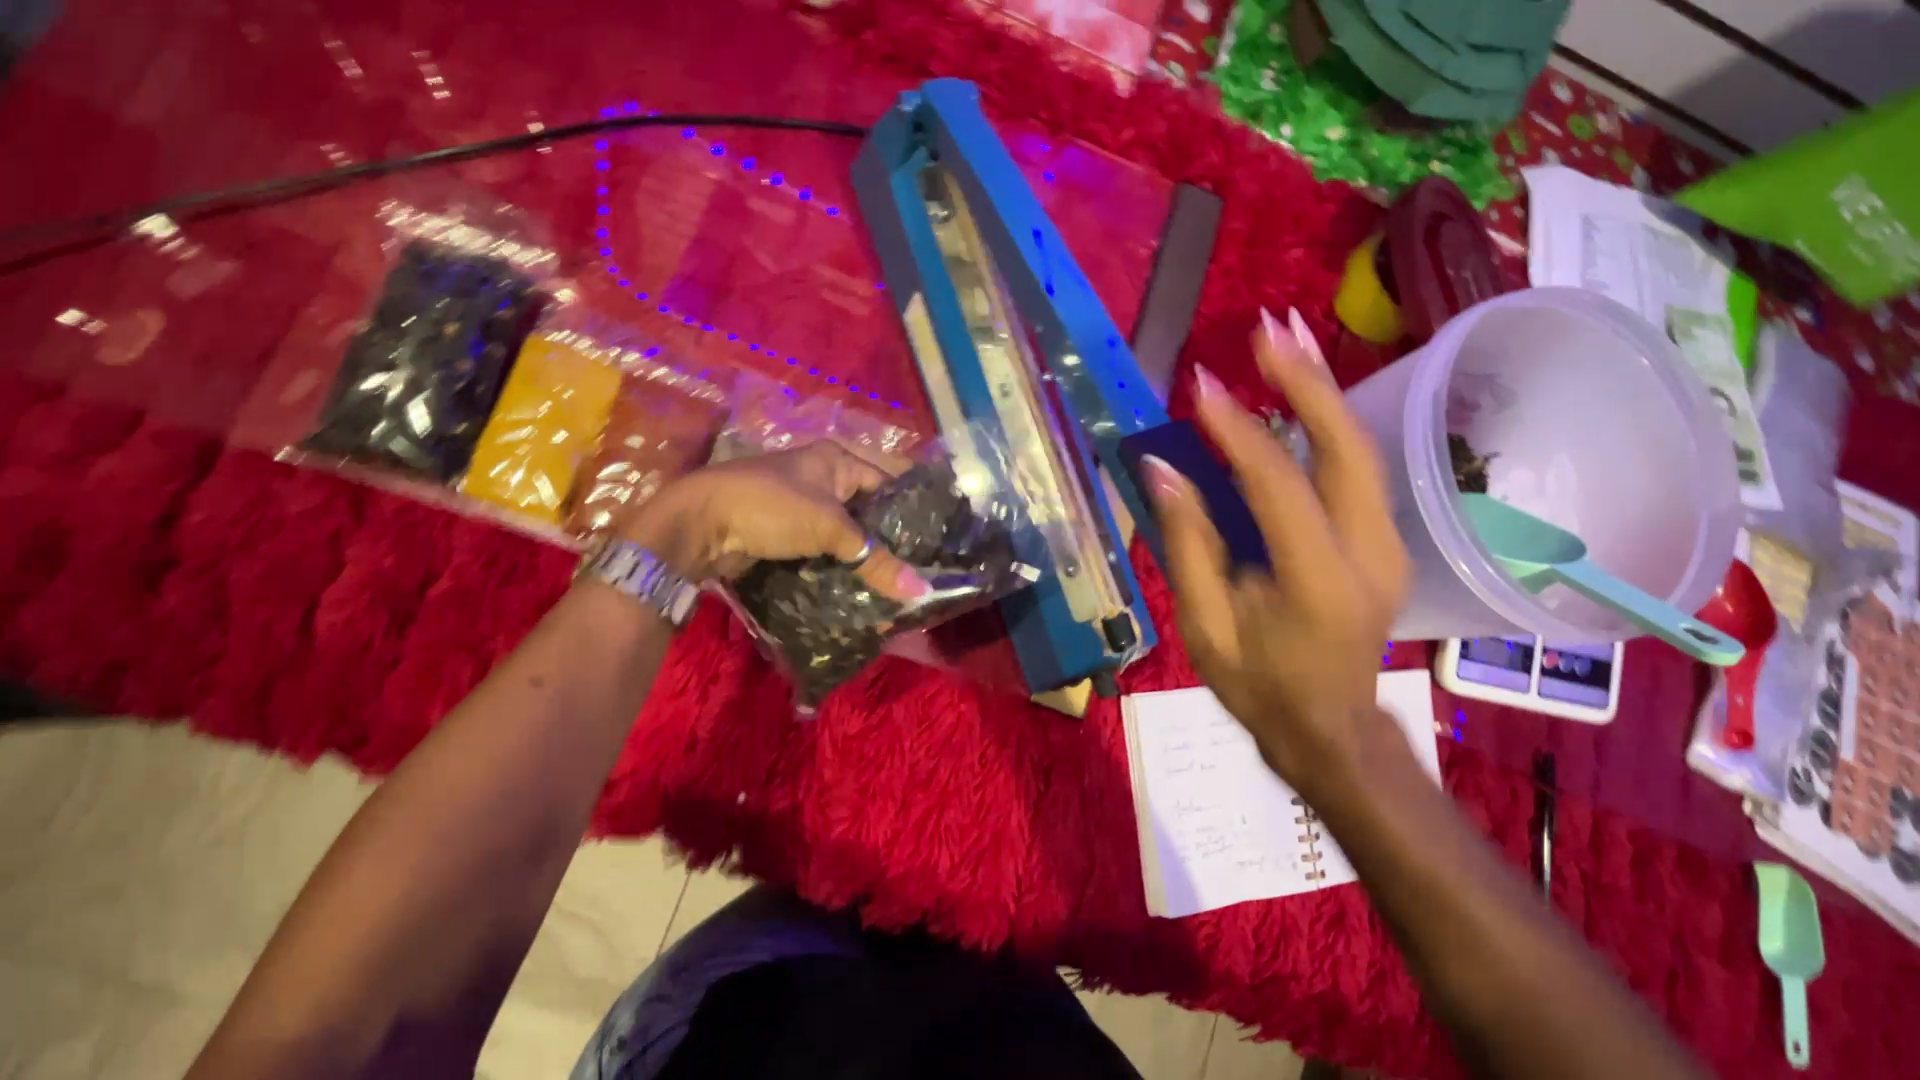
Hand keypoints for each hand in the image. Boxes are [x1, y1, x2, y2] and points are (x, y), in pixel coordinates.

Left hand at [618, 441, 930, 601]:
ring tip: (902, 586)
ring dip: (866, 559)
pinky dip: (841, 568)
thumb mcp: (828, 528)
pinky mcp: (787, 536)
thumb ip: (875, 559)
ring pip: (847, 535)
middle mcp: (823, 478)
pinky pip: (825, 552)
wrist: (699, 525)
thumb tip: (920, 591)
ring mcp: (803, 508)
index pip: (891, 479)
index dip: (917, 506)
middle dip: (893, 540)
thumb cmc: (769, 507)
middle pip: (870, 510)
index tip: (946, 536)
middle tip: (928, 569)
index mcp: (836, 460)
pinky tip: (864, 591)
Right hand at [1142, 309, 1411, 800]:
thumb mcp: (1204, 626)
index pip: (1279, 488)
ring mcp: (1388, 544)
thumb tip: (1161, 467)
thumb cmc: (1257, 685)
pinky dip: (1328, 422)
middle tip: (1267, 329)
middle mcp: (1369, 554)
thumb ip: (1187, 545)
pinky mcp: (1385, 538)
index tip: (1199, 387)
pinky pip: (1357, 467)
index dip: (1237, 433)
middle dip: (1306, 382)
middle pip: (1345, 449)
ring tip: (1287, 337)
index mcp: (1318, 584)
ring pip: (1360, 449)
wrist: (1329, 726)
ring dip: (1324, 390)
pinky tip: (1301, 389)